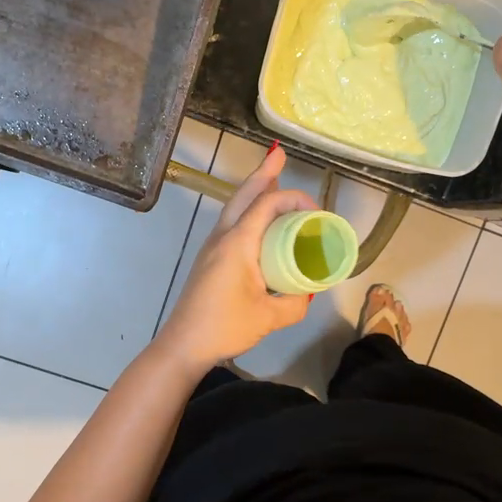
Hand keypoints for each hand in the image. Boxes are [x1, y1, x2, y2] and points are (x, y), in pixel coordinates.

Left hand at [153, 143, 317, 373]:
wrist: (183, 345)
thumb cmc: (224, 328)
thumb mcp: (269, 318)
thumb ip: (295, 304)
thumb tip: (309, 293)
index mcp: (238, 244)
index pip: (267, 205)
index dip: (294, 199)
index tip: (317, 213)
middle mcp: (223, 237)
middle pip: (244, 195)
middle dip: (263, 174)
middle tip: (280, 156)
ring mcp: (212, 247)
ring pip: (234, 208)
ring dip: (253, 191)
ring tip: (272, 179)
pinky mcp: (209, 260)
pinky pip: (231, 224)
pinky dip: (247, 211)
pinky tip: (257, 221)